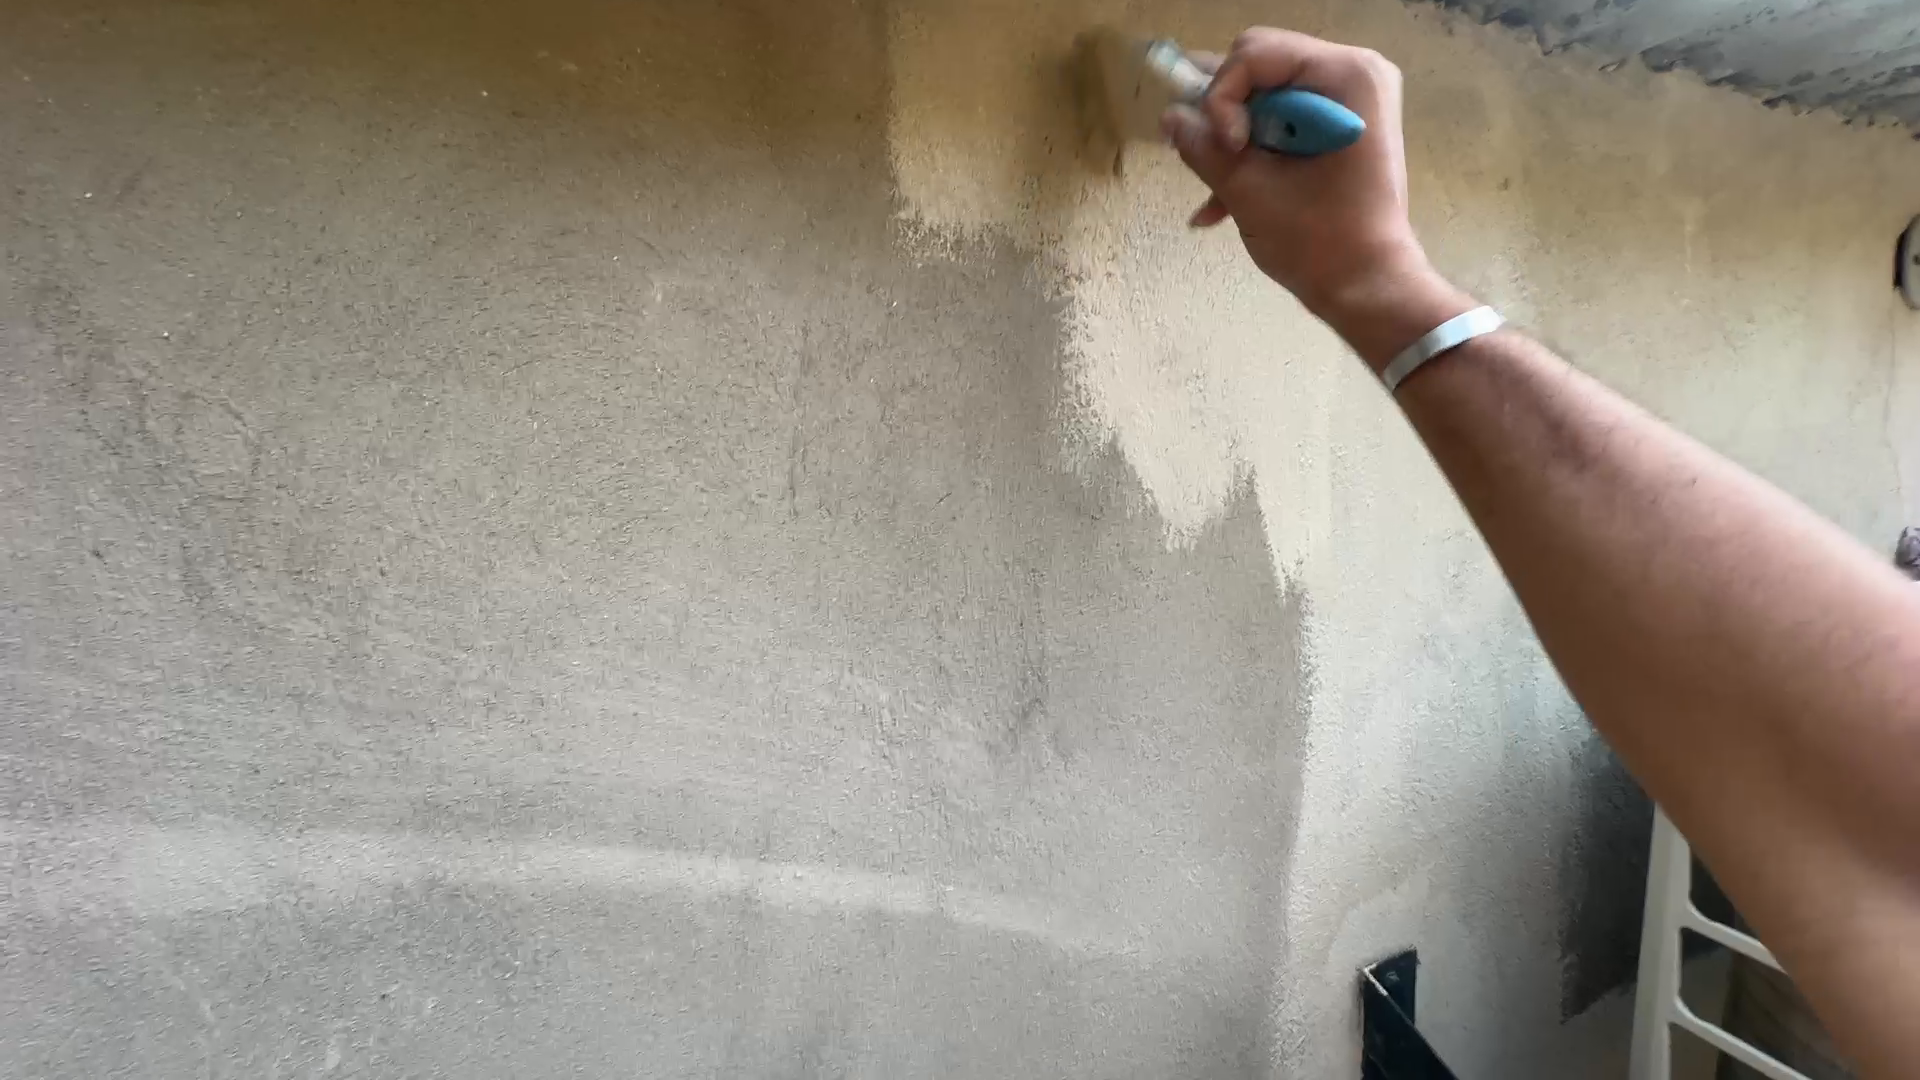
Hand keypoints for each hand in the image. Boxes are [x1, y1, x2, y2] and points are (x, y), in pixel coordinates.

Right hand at [1165, 29, 1457, 345]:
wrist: (1364, 286)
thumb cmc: (1317, 241)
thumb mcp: (1250, 193)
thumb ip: (1205, 150)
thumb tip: (1169, 118)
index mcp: (1344, 76)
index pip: (1255, 54)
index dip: (1221, 99)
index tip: (1225, 151)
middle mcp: (1352, 74)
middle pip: (1258, 70)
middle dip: (1222, 118)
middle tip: (1205, 162)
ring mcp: (1346, 104)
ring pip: (1263, 103)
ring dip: (1230, 146)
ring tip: (1210, 197)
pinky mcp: (1336, 132)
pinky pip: (1279, 129)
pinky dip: (1251, 161)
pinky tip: (1218, 207)